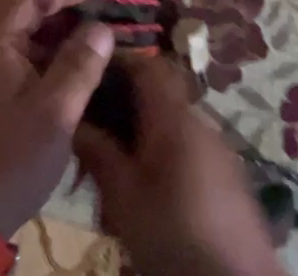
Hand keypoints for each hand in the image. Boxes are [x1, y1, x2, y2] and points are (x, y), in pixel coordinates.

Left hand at [0, 0, 114, 237]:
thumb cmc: (12, 157)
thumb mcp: (56, 112)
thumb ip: (78, 65)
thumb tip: (100, 27)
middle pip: (8, 4)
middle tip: (80, 4)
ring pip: (1, 27)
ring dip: (34, 22)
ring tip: (72, 30)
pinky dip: (24, 44)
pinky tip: (49, 62)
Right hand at [73, 56, 285, 275]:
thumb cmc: (175, 236)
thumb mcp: (122, 195)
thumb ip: (96, 150)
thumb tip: (71, 117)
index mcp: (176, 119)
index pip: (147, 64)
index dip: (115, 61)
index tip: (82, 72)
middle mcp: (201, 126)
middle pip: (153, 98)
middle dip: (116, 112)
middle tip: (83, 136)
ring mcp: (218, 156)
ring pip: (165, 131)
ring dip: (134, 143)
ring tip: (105, 179)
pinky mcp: (226, 185)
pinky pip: (183, 156)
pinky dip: (156, 164)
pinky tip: (138, 200)